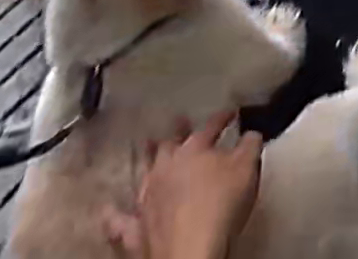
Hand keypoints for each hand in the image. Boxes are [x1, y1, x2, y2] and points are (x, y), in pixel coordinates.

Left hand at [103, 112, 261, 258]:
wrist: (191, 251)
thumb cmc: (223, 201)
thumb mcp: (249, 164)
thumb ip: (251, 143)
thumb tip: (250, 134)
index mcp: (193, 150)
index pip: (210, 126)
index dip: (223, 117)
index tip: (232, 112)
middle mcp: (165, 170)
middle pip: (169, 145)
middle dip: (177, 132)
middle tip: (181, 121)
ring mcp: (145, 200)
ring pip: (144, 174)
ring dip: (147, 159)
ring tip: (148, 145)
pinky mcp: (133, 230)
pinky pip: (118, 220)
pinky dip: (113, 212)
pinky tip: (106, 208)